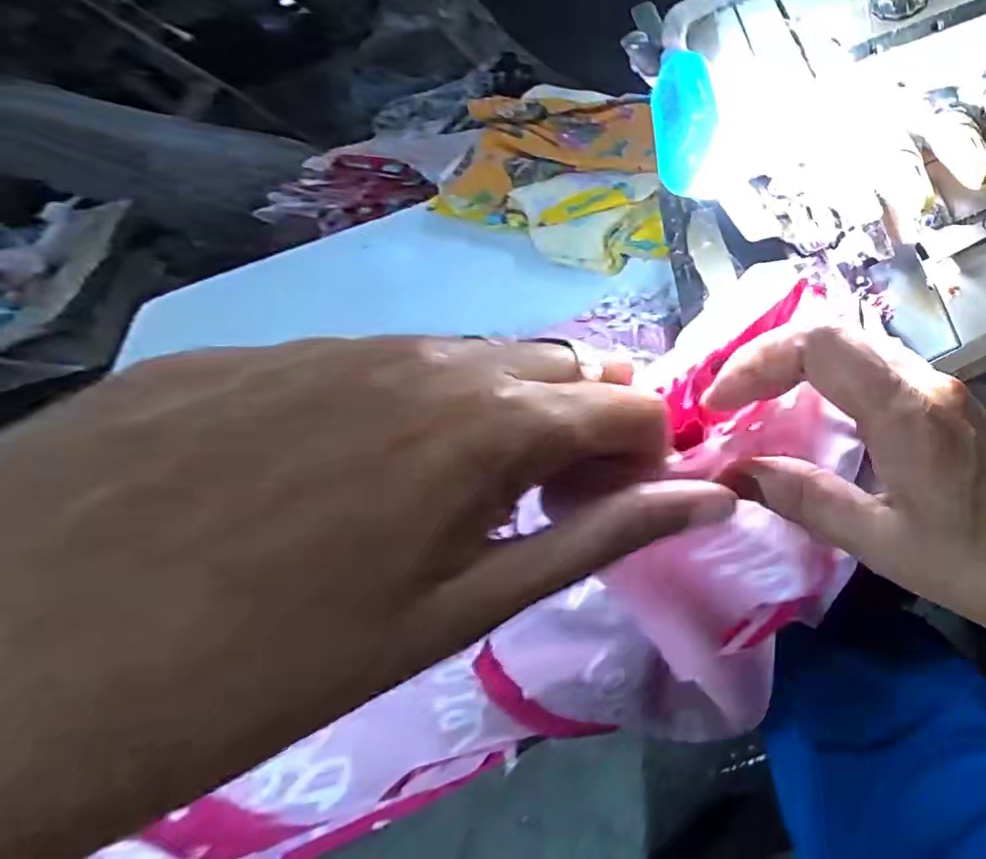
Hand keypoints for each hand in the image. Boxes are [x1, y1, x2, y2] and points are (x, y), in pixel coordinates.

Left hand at [0, 337, 733, 855]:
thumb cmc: (258, 670)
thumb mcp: (462, 612)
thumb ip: (605, 536)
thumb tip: (717, 500)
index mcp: (493, 420)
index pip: (635, 402)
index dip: (648, 454)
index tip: (610, 509)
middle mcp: (430, 357)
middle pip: (567, 365)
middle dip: (586, 423)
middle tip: (542, 501)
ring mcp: (327, 344)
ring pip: (475, 356)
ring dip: (502, 410)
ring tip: (441, 491)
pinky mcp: (238, 353)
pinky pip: (371, 361)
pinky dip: (404, 403)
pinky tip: (330, 474)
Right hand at [704, 325, 985, 652]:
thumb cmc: (979, 568)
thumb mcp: (885, 545)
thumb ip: (810, 500)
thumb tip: (738, 473)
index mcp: (909, 411)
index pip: (820, 344)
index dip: (758, 361)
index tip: (717, 406)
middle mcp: (927, 382)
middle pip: (838, 336)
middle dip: (773, 358)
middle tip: (728, 403)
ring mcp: (944, 388)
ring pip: (861, 351)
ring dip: (804, 368)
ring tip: (757, 407)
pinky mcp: (952, 404)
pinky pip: (882, 374)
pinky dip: (836, 384)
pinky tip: (816, 419)